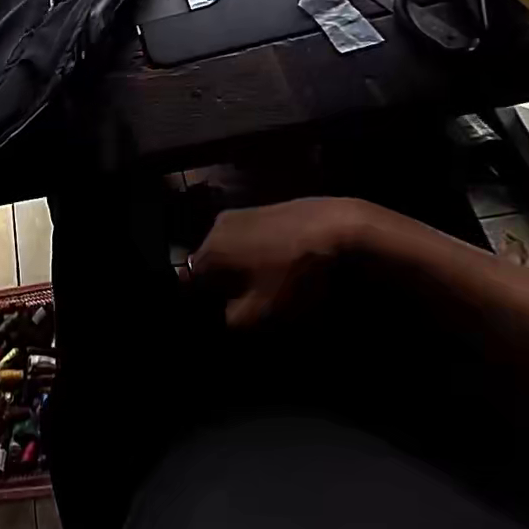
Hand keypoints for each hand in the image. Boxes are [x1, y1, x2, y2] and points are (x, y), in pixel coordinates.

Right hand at [189, 197, 414, 325]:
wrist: (339, 229)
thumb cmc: (295, 274)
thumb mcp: (262, 314)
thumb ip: (230, 321)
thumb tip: (224, 318)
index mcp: (209, 252)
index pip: (188, 283)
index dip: (203, 302)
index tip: (225, 313)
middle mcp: (216, 227)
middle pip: (208, 264)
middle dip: (222, 285)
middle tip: (248, 304)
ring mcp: (241, 213)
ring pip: (229, 249)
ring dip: (241, 269)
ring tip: (269, 285)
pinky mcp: (265, 208)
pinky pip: (249, 237)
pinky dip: (257, 253)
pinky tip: (284, 265)